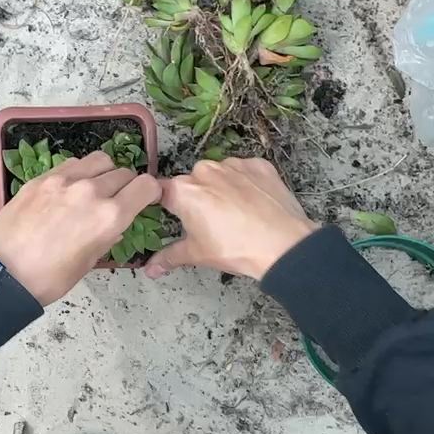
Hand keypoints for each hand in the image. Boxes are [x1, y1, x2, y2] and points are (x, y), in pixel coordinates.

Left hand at [0, 151, 161, 304]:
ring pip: (99, 160)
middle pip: (124, 172)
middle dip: (127, 185)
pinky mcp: (41, 178)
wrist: (5, 275)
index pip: (146, 186)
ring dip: (104, 173)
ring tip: (93, 189)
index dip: (150, 192)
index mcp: (109, 217)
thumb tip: (115, 225)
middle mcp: (91, 191)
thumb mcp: (89, 262)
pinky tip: (69, 189)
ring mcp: (64, 180)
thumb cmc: (50, 278)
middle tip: (116, 200)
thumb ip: (107, 236)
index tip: (144, 199)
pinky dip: (79, 172)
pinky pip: (71, 164)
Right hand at [145, 157, 316, 280]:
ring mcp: (234, 165)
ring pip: (220, 174)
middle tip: (210, 222)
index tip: (171, 214)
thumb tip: (151, 269)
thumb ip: (170, 257)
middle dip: (199, 198)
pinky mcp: (259, 165)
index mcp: (184, 190)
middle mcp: (206, 170)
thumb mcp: (197, 255)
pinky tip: (254, 205)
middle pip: (194, 182)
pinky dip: (247, 184)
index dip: (165, 203)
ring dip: (223, 189)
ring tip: (236, 215)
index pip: (162, 191)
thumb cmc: (236, 249)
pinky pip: (245, 172)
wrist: (283, 244)